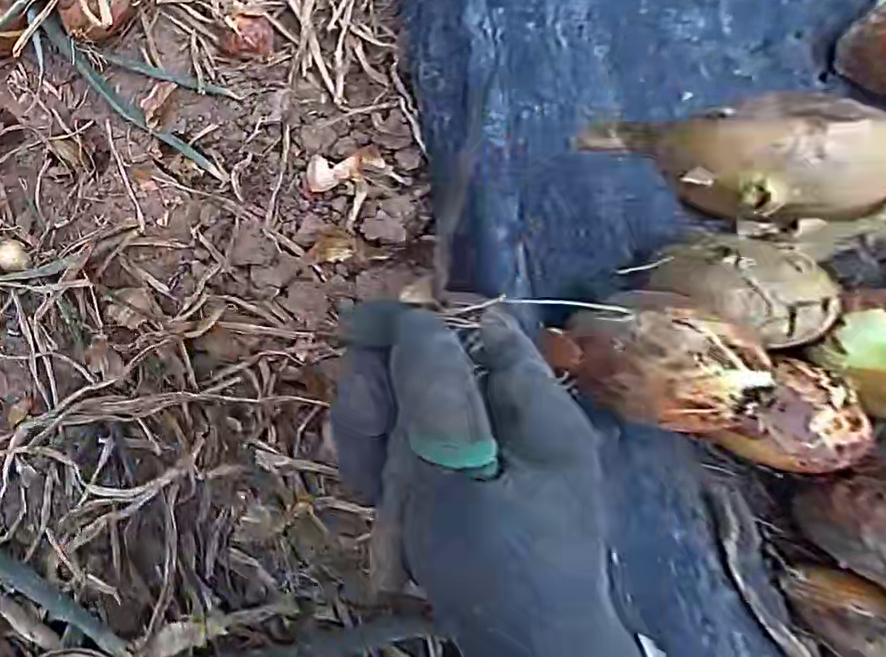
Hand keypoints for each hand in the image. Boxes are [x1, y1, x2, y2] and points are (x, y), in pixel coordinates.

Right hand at [333, 303, 638, 656]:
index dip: (409, 320)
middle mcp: (503, 408)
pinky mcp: (449, 463)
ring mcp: (474, 437)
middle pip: (420, 355)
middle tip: (364, 430)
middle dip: (378, 388)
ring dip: (368, 429)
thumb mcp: (461, 476)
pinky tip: (376, 492)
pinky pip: (395, 434)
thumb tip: (409, 316)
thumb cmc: (500, 570)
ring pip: (397, 394)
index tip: (355, 336)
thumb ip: (435, 391)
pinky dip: (374, 456)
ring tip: (372, 481)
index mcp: (530, 399)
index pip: (467, 319)